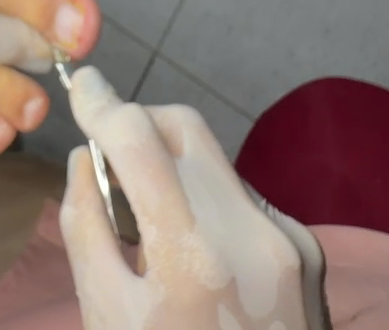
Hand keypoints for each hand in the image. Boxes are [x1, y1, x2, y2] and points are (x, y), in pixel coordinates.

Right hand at [59, 67, 329, 329]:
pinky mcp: (309, 251)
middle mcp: (253, 232)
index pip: (138, 136)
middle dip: (136, 121)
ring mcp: (290, 239)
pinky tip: (194, 248)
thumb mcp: (104, 314)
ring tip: (148, 218)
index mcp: (194, 253)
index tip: (80, 82)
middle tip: (106, 150)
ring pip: (212, 156)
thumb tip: (88, 154)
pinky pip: (239, 194)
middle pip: (182, 126)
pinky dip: (204, 196)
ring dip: (170, 160)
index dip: (101, 102)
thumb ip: (85, 222)